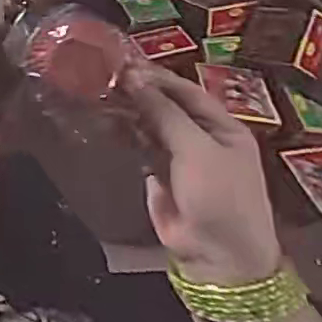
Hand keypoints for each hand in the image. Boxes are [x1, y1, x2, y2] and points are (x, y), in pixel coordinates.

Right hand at [119, 60, 281, 285]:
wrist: (218, 257)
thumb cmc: (219, 196)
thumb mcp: (196, 149)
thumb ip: (164, 112)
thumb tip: (134, 79)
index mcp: (222, 127)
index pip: (186, 91)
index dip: (156, 77)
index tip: (123, 64)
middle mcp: (202, 137)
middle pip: (167, 105)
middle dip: (139, 92)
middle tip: (104, 76)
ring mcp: (180, 156)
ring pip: (151, 124)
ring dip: (129, 110)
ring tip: (99, 94)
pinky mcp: (160, 174)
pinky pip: (141, 146)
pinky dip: (125, 133)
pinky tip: (105, 120)